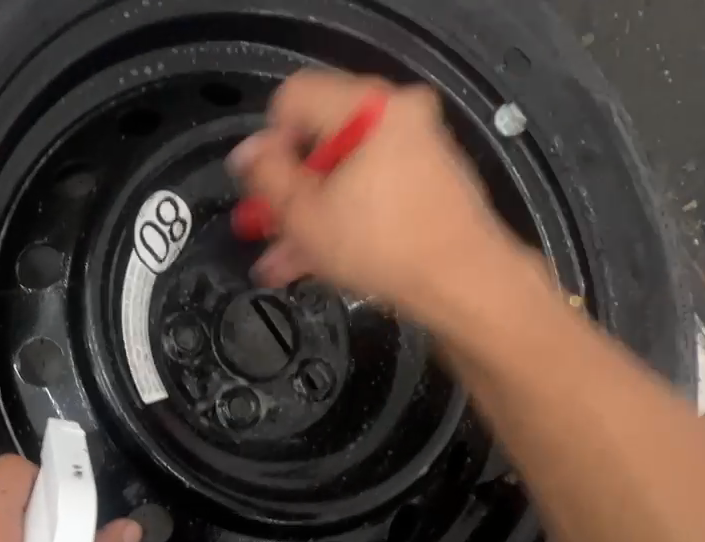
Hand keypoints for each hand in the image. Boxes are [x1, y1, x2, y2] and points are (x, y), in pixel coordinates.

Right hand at [227, 71, 542, 326]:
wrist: (456, 280)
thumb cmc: (382, 246)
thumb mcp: (303, 215)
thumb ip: (266, 177)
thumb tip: (248, 155)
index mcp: (368, 108)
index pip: (294, 99)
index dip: (268, 143)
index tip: (260, 186)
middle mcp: (396, 115)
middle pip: (319, 141)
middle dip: (286, 191)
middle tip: (264, 226)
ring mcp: (415, 146)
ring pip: (341, 174)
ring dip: (307, 215)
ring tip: (281, 259)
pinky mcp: (425, 179)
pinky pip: (366, 189)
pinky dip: (339, 218)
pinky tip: (312, 259)